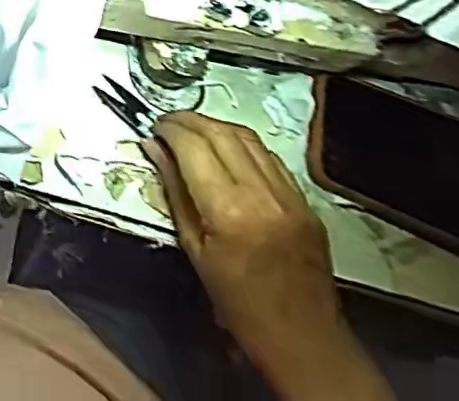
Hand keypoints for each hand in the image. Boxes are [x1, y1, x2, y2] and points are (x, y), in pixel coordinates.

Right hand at [145, 113, 392, 400]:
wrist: (303, 338)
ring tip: (191, 131)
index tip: (152, 129)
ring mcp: (290, 197)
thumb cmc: (236, 300)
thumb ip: (173, 189)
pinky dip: (241, 144)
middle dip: (188, 120)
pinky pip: (269, 157)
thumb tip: (152, 147)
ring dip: (214, 126)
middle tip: (165, 123)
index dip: (168, 130)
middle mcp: (262, 195)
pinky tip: (224, 150)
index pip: (192, 146)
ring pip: (247, 138)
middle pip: (220, 133)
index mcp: (228, 210)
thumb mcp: (192, 245)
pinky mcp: (306, 202)